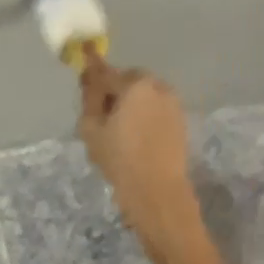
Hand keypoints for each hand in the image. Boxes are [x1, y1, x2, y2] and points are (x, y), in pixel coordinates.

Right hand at [78, 55, 198, 247]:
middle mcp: (158, 87)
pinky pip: (156, 108)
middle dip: (114, 89)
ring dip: (131, 102)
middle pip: (129, 80)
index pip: (107, 73)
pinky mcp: (181, 121)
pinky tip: (134, 135)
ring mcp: (173, 104)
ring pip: (145, 94)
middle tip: (100, 112)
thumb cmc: (119, 157)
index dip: (92, 74)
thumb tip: (89, 81)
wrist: (157, 190)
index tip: (83, 74)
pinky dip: (144, 114)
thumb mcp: (91, 127)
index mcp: (135, 84)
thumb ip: (89, 98)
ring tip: (117, 127)